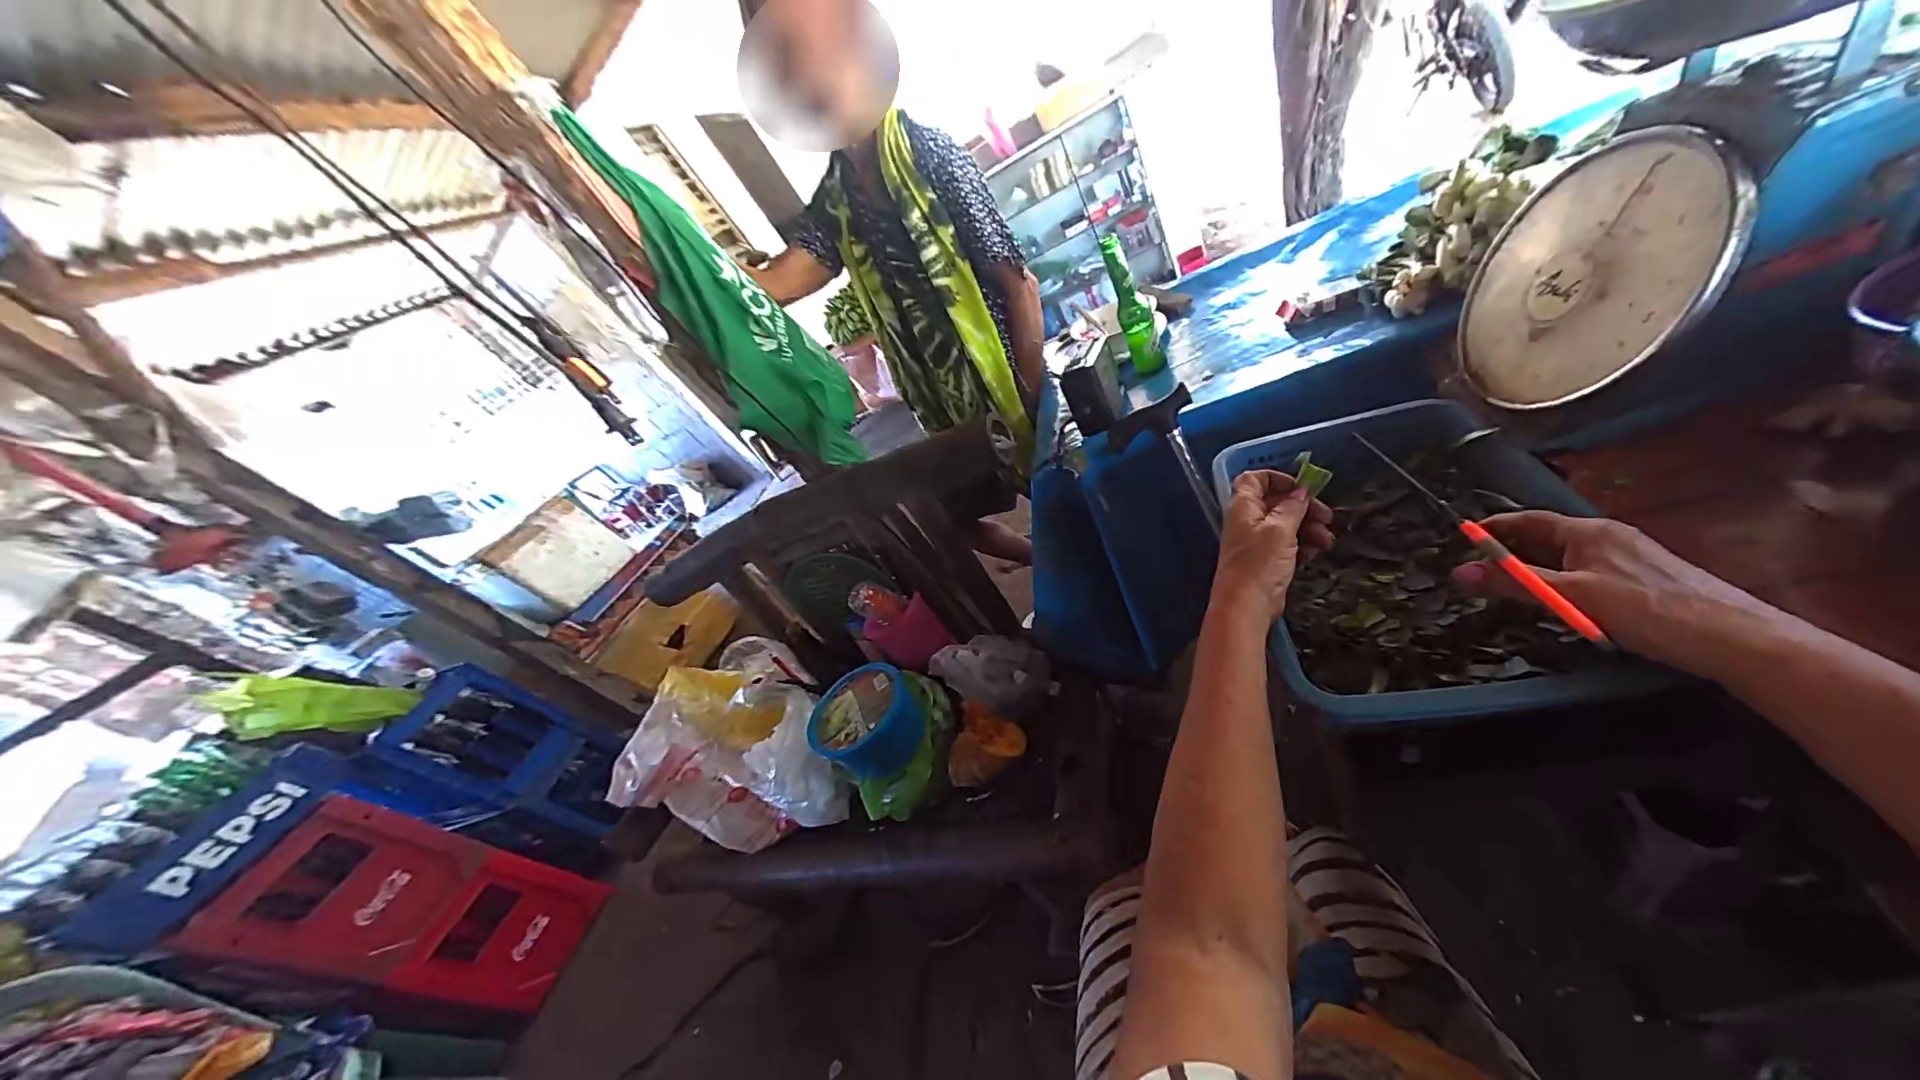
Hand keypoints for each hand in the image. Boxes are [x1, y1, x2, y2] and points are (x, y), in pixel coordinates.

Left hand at [1214, 470, 1334, 622]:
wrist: (1246, 605)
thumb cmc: (1259, 563)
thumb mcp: (1280, 529)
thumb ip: (1292, 507)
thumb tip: (1301, 491)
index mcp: (1243, 506)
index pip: (1253, 479)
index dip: (1277, 478)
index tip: (1302, 487)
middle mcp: (1247, 520)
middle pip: (1277, 502)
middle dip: (1304, 508)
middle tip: (1327, 518)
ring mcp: (1256, 541)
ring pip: (1286, 524)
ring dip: (1308, 528)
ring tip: (1325, 542)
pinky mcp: (1265, 560)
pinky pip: (1287, 544)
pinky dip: (1302, 545)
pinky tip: (1314, 554)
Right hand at [1451, 511, 1777, 674]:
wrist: (1739, 641)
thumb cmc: (1649, 610)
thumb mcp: (1572, 596)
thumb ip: (1515, 583)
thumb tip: (1458, 572)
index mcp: (1589, 532)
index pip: (1527, 521)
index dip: (1492, 529)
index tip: (1461, 541)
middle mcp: (1608, 539)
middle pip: (1546, 539)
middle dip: (1510, 553)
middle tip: (1478, 574)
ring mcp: (1629, 560)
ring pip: (1567, 560)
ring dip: (1536, 572)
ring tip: (1512, 593)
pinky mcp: (1644, 582)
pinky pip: (1587, 576)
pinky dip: (1563, 586)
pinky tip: (1562, 608)